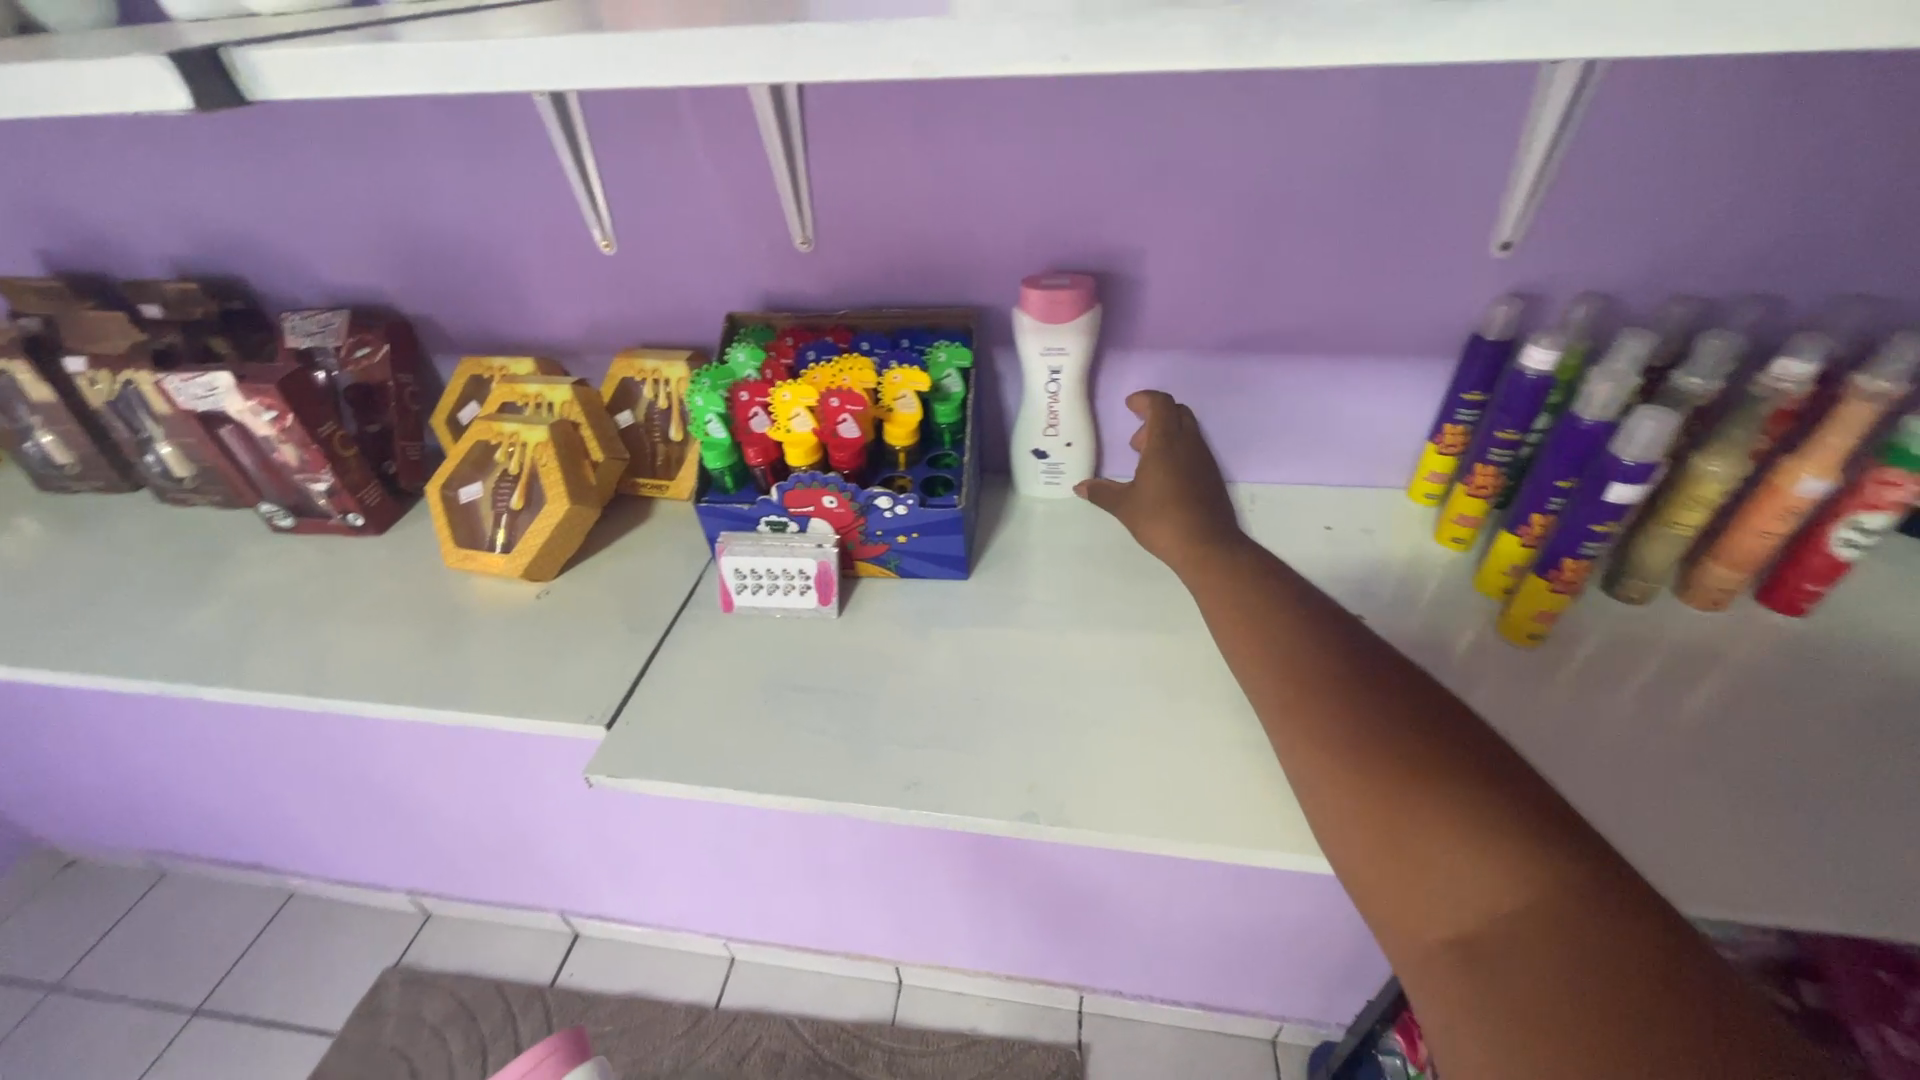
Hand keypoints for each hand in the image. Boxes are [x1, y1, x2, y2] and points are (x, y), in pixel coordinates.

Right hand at [1076, 390, 1246, 573]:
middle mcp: (1189, 444)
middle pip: (1177, 412)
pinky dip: (1178, 450)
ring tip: (1146, 462)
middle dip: (1155, 417)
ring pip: (1188, 430)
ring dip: (1166, 435)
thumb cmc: (1162, 520)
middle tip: (1135, 442)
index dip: (1144, 399)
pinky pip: (1194, 449)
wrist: (1207, 546)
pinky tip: (1164, 478)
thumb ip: (1102, 492)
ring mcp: (1204, 459)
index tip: (1129, 405)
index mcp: (1166, 443)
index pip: (1160, 404)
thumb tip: (1080, 487)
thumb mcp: (1125, 506)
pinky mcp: (1212, 475)